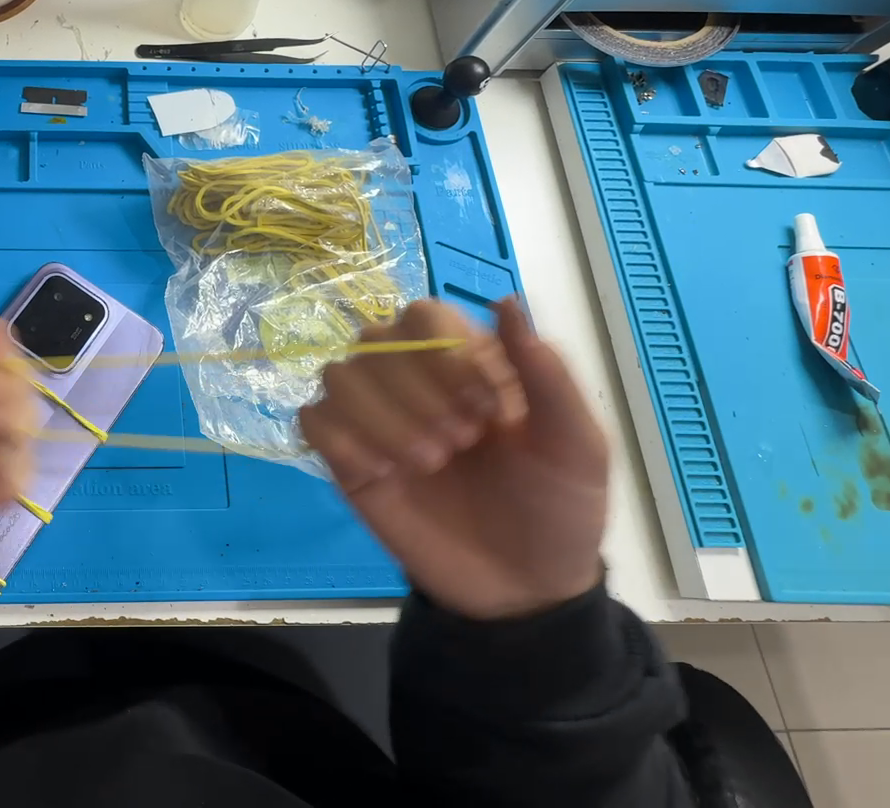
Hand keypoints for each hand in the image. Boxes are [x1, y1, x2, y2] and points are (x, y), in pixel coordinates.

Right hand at [298, 298, 607, 619]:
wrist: (522, 589)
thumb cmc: (555, 508)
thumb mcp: (576, 445)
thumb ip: (545, 373)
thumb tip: (505, 299)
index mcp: (464, 362)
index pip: (423, 315)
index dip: (444, 352)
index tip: (486, 410)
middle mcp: (409, 379)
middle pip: (372, 338)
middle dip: (414, 391)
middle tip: (460, 444)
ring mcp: (371, 418)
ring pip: (337, 375)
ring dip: (378, 417)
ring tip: (425, 464)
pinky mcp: (344, 457)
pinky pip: (313, 421)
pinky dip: (342, 441)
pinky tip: (380, 474)